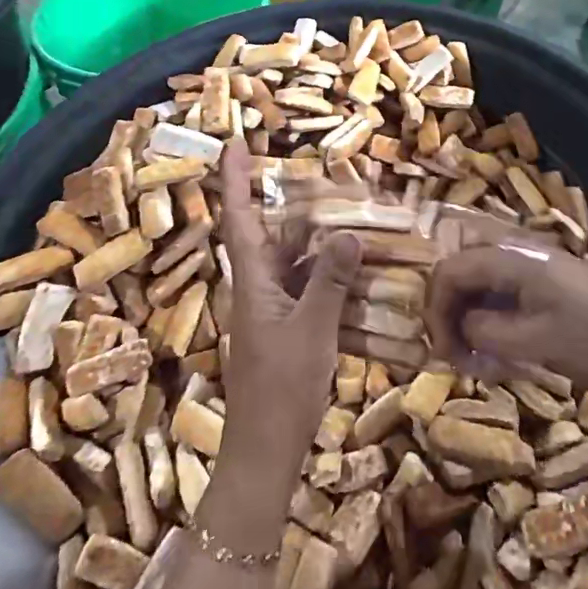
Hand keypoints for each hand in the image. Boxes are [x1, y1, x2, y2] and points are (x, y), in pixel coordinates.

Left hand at [214, 141, 359, 482]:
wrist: (266, 447)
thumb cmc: (282, 387)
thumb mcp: (313, 330)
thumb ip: (331, 281)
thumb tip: (349, 234)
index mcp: (252, 282)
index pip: (239, 218)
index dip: (235, 179)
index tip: (234, 142)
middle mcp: (257, 288)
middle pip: (267, 233)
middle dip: (286, 202)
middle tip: (318, 175)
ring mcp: (270, 309)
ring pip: (289, 260)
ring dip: (311, 236)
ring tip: (345, 211)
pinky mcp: (285, 327)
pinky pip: (304, 285)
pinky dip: (324, 270)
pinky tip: (353, 265)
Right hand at [424, 244, 587, 387]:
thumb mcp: (532, 343)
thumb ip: (483, 331)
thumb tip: (458, 328)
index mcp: (512, 257)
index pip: (449, 270)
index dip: (435, 310)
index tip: (440, 352)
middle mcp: (518, 248)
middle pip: (461, 265)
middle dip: (448, 306)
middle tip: (453, 349)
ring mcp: (534, 261)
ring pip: (479, 276)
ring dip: (468, 310)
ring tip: (474, 352)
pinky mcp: (547, 277)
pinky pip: (501, 286)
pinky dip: (489, 311)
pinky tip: (498, 342)